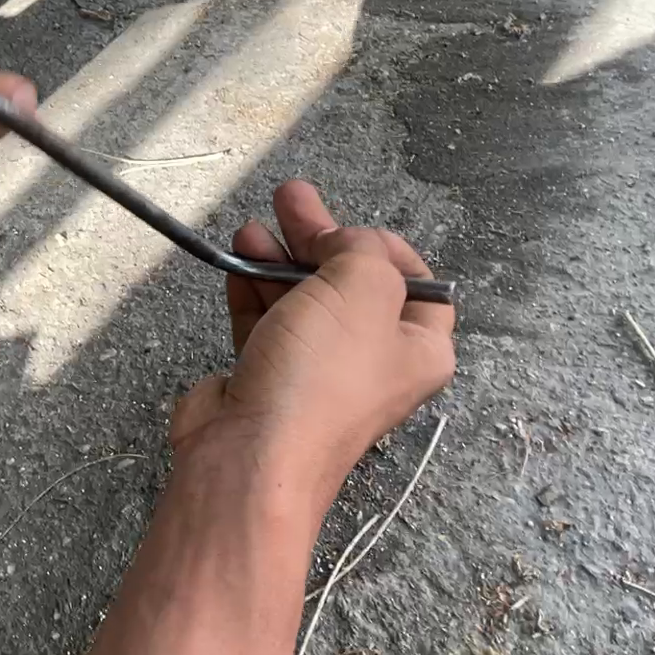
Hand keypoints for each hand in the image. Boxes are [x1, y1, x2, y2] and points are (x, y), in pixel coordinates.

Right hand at [171, 181, 454, 497]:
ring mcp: (314, 370)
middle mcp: (369, 361)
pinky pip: (264, 322)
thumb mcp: (361, 290)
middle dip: (318, 238)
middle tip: (288, 198)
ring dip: (276, 259)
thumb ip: (361, 248)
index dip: (381, 244)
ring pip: (301, 300)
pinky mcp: (265, 376)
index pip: (416, 282)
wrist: (248, 456)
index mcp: (416, 348)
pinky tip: (237, 262)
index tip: (344, 226)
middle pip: (349, 283)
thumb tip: (338, 243)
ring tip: (251, 228)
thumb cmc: (319, 376)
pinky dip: (252, 290)